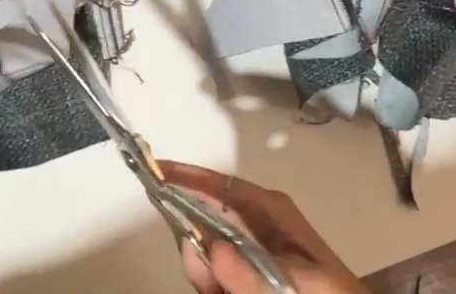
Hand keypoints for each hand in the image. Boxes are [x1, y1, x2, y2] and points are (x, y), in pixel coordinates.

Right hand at [161, 162, 369, 293]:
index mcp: (269, 210)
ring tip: (219, 292)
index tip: (153, 174)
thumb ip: (255, 274)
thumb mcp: (302, 286)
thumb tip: (212, 250)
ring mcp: (250, 254)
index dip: (185, 177)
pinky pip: (216, 277)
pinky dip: (213, 287)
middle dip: (196, 249)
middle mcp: (255, 225)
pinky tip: (221, 293)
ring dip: (206, 277)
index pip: (218, 184)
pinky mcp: (249, 277)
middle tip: (205, 282)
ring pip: (207, 256)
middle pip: (204, 222)